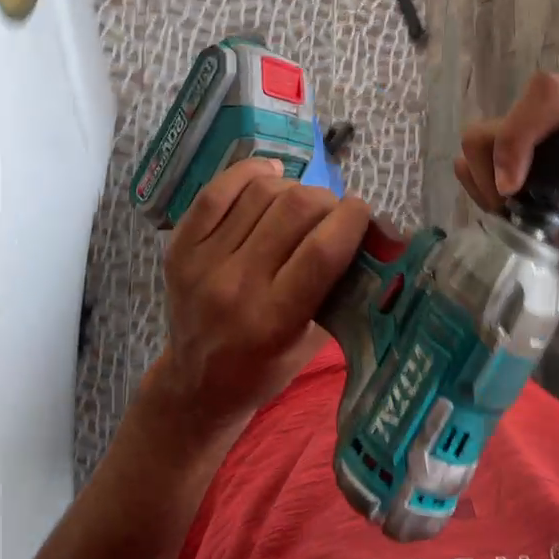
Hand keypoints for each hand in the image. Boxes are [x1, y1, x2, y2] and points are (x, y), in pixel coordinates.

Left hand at [153, 157, 373, 434]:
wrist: (197, 385)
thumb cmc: (268, 366)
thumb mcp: (314, 340)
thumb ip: (342, 287)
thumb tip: (378, 233)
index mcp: (275, 320)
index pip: (322, 251)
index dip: (352, 218)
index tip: (362, 212)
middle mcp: (237, 287)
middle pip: (294, 210)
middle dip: (326, 200)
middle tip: (332, 211)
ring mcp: (203, 263)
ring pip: (260, 192)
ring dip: (292, 187)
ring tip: (301, 202)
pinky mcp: (180, 247)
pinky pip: (217, 190)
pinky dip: (249, 172)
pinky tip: (270, 175)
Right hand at [453, 72, 558, 316]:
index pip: (548, 94)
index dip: (519, 130)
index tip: (516, 185)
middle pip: (507, 116)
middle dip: (497, 163)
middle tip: (511, 205)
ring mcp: (537, 153)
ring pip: (481, 137)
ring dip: (484, 178)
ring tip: (508, 212)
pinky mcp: (516, 174)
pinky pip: (472, 162)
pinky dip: (477, 187)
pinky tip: (503, 214)